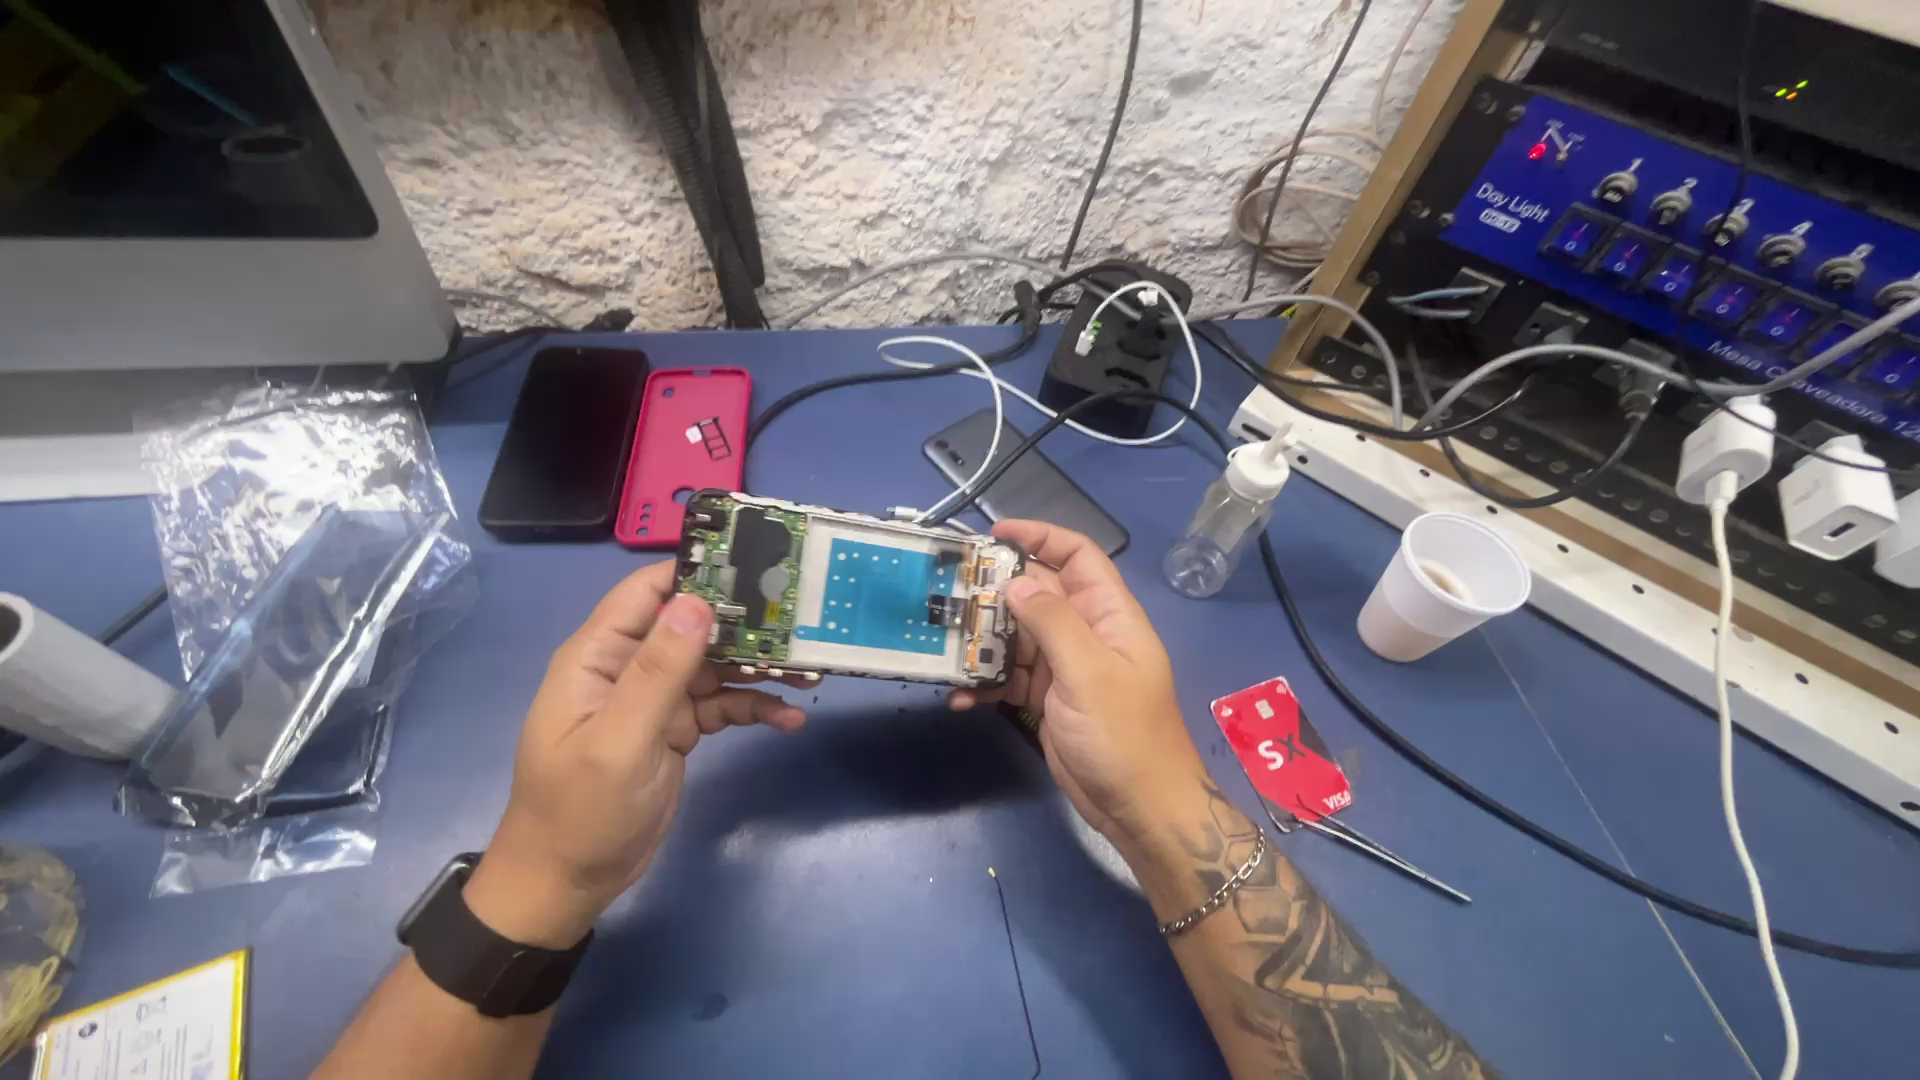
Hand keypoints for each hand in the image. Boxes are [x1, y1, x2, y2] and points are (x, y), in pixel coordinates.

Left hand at [465, 561, 806, 946]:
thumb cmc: (581, 811)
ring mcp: (658, 698)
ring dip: (762, 667)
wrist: (570, 884)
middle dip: (747, 624)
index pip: (650, 592)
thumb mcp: (620, 741)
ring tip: (810, 674)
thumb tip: (698, 602)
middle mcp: (631, 666)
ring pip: (717, 665)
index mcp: (601, 655)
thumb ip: (659, 671)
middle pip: (696, 626)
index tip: (756, 564)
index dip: (699, 572)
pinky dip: (756, 708)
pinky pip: (725, 705)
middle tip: (802, 625)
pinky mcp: (679, 727)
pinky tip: (789, 720)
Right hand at [949, 521, 1205, 843]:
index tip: (996, 534)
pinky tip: (961, 696)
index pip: (1078, 557)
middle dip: (998, 591)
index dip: (1041, 537)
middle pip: (1039, 594)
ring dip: (984, 640)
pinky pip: (1010, 679)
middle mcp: (1087, 633)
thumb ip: (1051, 622)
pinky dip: (986, 684)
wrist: (1138, 808)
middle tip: (953, 591)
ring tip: (946, 643)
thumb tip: (1014, 583)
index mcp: (1109, 615)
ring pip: (1018, 636)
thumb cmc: (1124, 735)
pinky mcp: (1047, 699)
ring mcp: (1065, 667)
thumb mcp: (1089, 672)